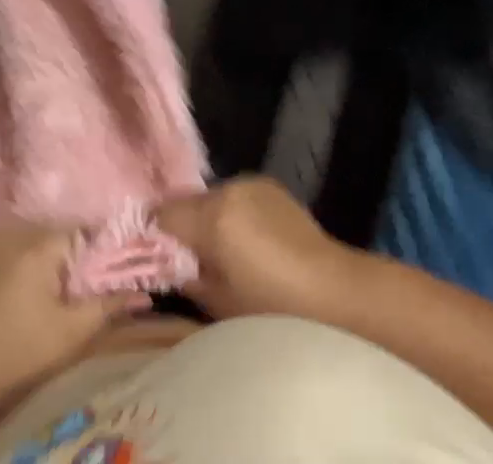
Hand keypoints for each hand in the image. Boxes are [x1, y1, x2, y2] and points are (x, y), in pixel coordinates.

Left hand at [0, 225, 145, 404]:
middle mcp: (9, 231)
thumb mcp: (71, 332)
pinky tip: (7, 290)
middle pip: (49, 233)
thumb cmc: (20, 350)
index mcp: (37, 244)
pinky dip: (7, 261)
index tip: (97, 276)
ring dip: (33, 256)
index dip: (92, 253)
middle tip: (68, 289)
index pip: (78, 232)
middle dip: (62, 255)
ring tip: (37, 291)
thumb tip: (144, 295)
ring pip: (22, 238)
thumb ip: (108, 306)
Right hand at [156, 176, 355, 320]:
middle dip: (182, 227)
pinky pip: (234, 198)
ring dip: (207, 219)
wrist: (338, 293)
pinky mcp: (269, 187)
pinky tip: (246, 240)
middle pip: (184, 203)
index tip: (156, 256)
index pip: (160, 215)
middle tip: (188, 258)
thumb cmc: (274, 308)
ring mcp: (250, 184)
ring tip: (221, 250)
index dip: (153, 236)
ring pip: (209, 199)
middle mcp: (227, 190)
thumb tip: (166, 262)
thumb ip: (183, 274)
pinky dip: (231, 214)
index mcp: (211, 217)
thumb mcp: (216, 300)